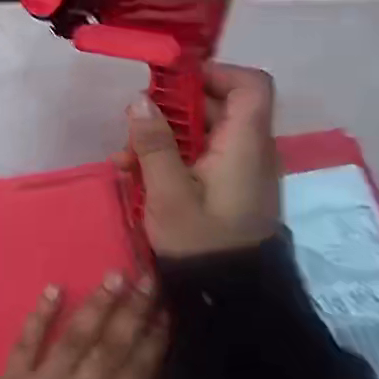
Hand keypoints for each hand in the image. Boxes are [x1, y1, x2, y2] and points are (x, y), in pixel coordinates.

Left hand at [0, 274, 166, 378]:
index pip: (139, 376)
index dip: (155, 343)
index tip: (168, 313)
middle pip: (112, 347)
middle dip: (134, 310)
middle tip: (149, 277)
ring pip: (76, 336)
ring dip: (98, 304)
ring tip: (115, 275)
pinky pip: (26, 342)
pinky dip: (39, 315)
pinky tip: (53, 288)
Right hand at [118, 63, 280, 257]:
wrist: (233, 305)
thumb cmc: (204, 244)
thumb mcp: (169, 195)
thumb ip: (154, 144)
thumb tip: (140, 100)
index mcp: (247, 143)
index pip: (250, 84)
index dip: (215, 73)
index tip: (174, 84)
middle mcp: (252, 150)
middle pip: (219, 105)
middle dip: (172, 111)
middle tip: (135, 125)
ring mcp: (243, 170)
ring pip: (206, 133)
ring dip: (166, 139)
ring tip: (126, 160)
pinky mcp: (233, 189)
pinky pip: (205, 158)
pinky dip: (175, 160)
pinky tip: (139, 177)